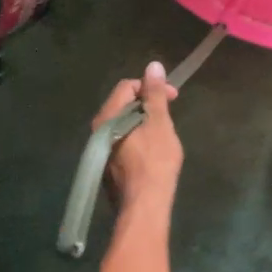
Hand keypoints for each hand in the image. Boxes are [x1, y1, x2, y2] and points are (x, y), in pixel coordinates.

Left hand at [94, 61, 183, 215]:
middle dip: (148, 102)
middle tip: (170, 111)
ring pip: (123, 121)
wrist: (144, 204)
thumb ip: (155, 94)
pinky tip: (152, 146)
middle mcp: (98, 130)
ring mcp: (101, 148)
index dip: (151, 87)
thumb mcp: (159, 122)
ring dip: (144, 119)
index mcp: (108, 117)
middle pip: (123, 103)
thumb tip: (153, 66)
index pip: (127, 87)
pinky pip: (122, 138)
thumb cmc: (155, 160)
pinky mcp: (106, 163)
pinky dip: (138, 134)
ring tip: (164, 128)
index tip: (173, 97)